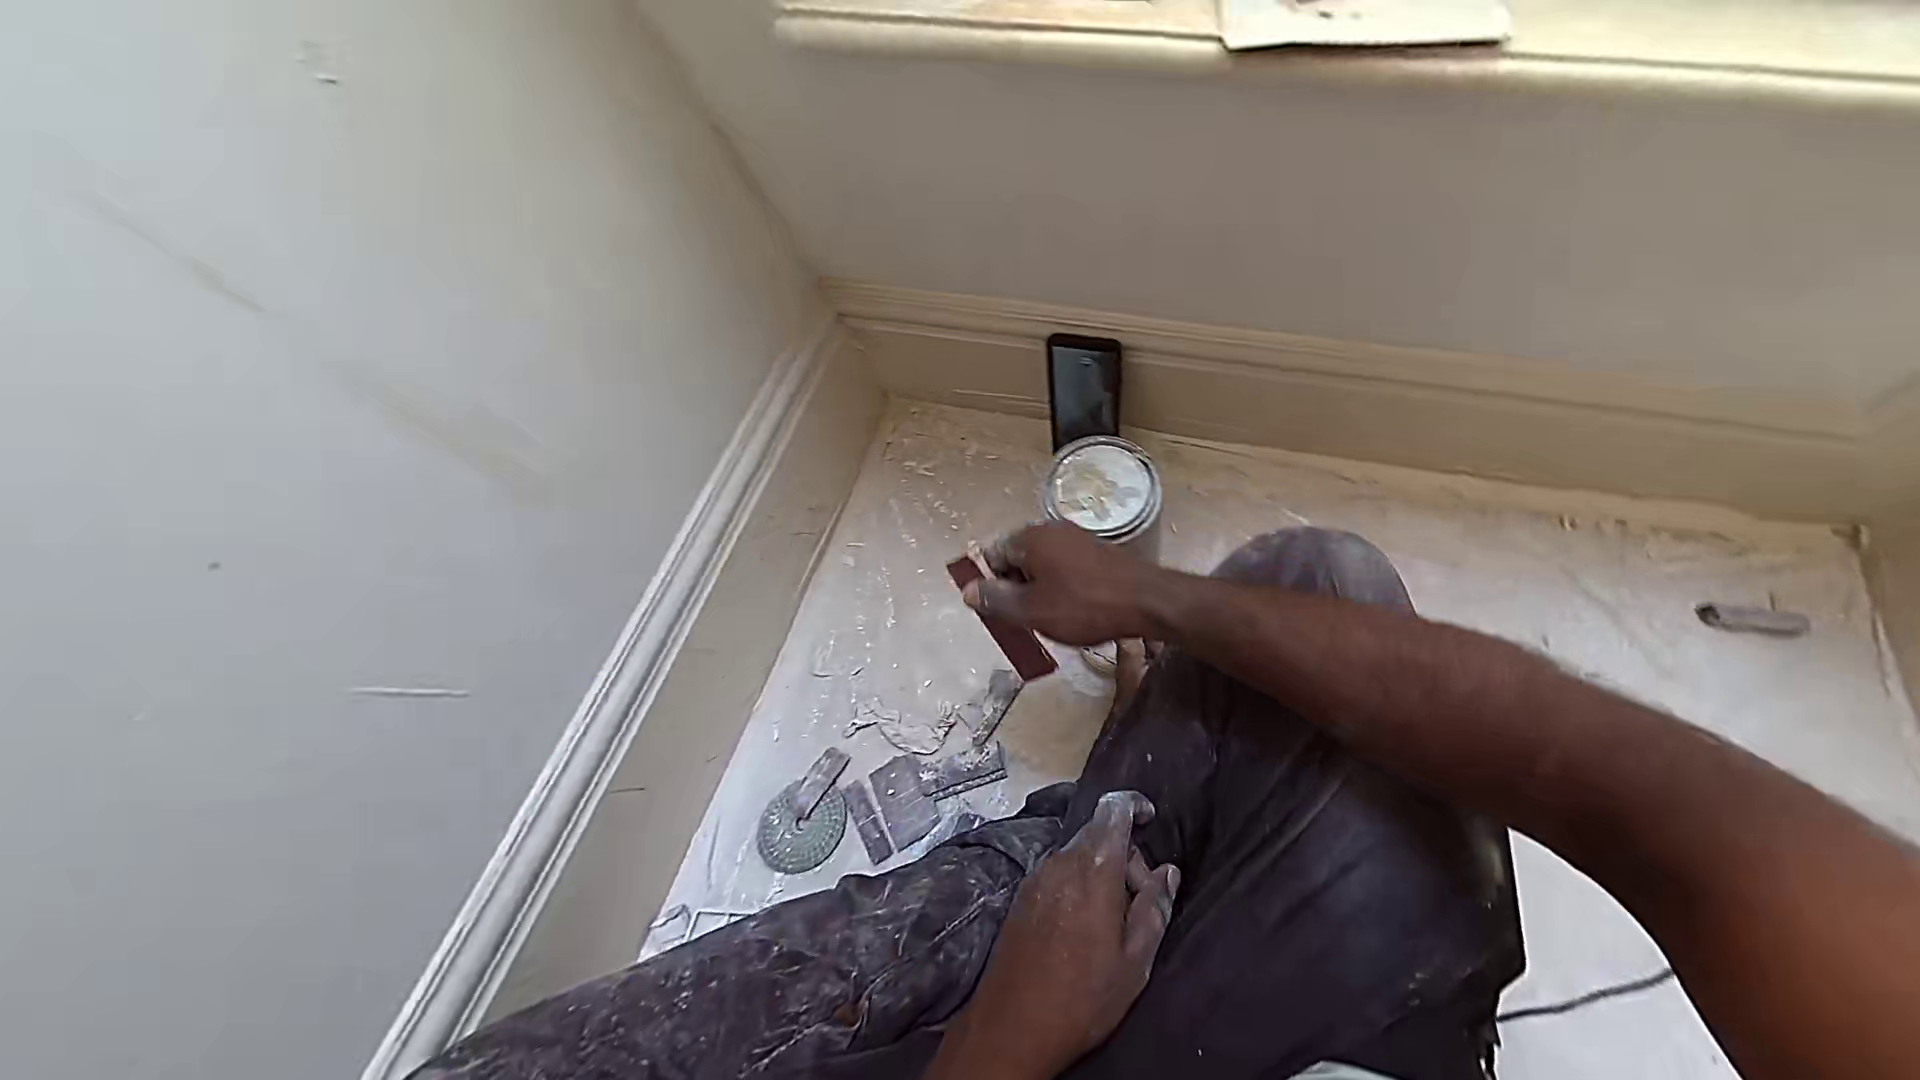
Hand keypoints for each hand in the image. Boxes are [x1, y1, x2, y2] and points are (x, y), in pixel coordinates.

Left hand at [926, 791, 1180, 1079]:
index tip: (1151, 818)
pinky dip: (1079, 882)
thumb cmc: (1083, 994)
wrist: (1014, 1021)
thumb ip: (1154, 907)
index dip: (1134, 804)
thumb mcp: (1135, 960)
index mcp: (1093, 867)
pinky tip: (1083, 926)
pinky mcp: (1024, 891)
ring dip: (1102, 872)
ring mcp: (1038, 873)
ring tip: (1112, 923)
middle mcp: (1061, 859)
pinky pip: (1060, 870)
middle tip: (1139, 903)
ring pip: (1080, 853)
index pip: (1113, 809)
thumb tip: (1168, 870)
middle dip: (1126, 856)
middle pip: (1100, 834)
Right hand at [963, 522, 1162, 645]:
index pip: (992, 554)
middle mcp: (1052, 530)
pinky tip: (1072, 609)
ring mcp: (1077, 538)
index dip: (989, 583)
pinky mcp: (1097, 552)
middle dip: (1014, 587)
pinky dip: (1060, 586)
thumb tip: (968, 590)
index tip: (998, 610)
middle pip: (1017, 557)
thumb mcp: (1031, 611)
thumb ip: (995, 600)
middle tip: (1022, 618)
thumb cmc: (1085, 606)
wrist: (1149, 602)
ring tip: (1048, 618)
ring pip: (1042, 564)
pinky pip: (1065, 566)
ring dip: (1037, 589)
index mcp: (1030, 537)